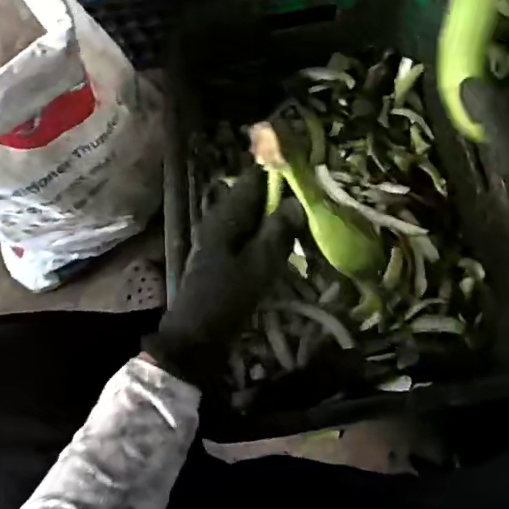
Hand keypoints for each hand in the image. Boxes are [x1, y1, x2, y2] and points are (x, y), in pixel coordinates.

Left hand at [143, 170, 302, 385]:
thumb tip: (296, 201)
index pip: (252, 178)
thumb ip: (278, 231)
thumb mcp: (259, 264)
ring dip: (274, 217)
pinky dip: (265, 234)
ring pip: (251, 216)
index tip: (305, 173)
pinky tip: (285, 243)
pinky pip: (248, 234)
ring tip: (304, 219)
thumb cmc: (227, 297)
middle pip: (252, 197)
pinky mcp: (222, 256)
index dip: (277, 172)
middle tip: (312, 199)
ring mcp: (218, 238)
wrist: (196, 337)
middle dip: (279, 195)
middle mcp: (219, 219)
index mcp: (225, 215)